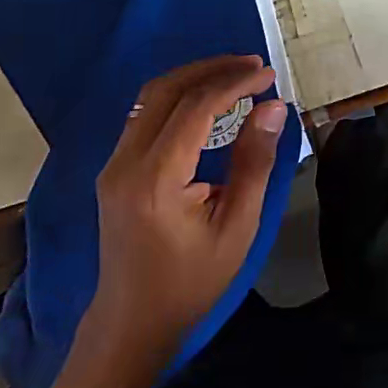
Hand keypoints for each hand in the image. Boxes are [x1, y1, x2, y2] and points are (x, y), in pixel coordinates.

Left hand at [87, 55, 287, 361]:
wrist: (132, 321)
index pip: (195, 109)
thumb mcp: (236, 227)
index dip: (234, 84)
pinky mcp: (113, 169)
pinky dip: (177, 98)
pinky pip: (144, 116)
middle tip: (253, 66)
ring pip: (150, 98)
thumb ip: (253, 163)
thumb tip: (274, 108)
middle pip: (166, 90)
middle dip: (212, 69)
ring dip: (192, 79)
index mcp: (156, 179)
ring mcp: (113, 164)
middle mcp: (126, 162)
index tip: (268, 76)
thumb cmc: (191, 283)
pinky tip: (206, 103)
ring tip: (234, 76)